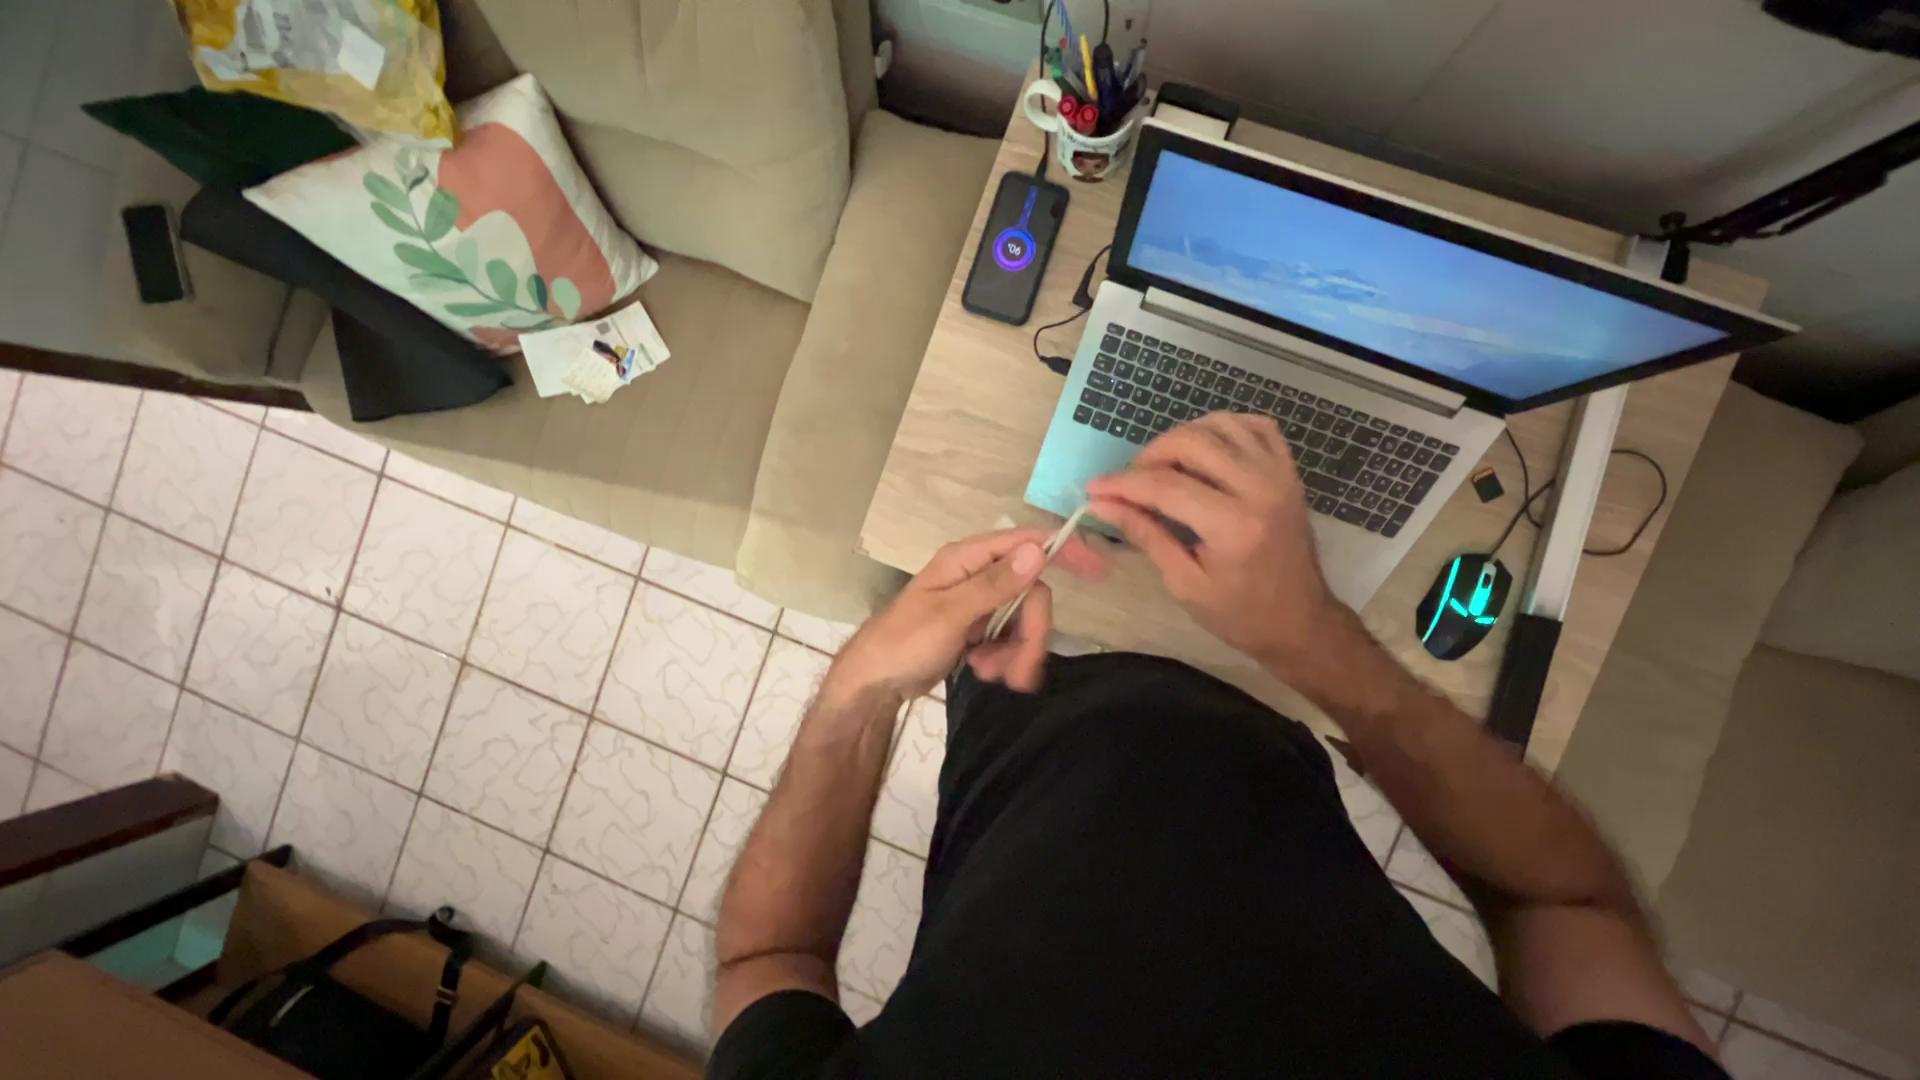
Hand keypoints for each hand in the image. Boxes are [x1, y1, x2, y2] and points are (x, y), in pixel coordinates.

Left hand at [822, 527, 1108, 704]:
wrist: (874, 683)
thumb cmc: (903, 643)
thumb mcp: (950, 615)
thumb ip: (994, 585)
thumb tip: (1037, 551)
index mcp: (967, 560)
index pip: (1025, 543)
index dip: (1063, 552)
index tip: (1098, 570)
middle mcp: (976, 574)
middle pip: (1029, 593)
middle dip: (1031, 633)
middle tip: (1021, 672)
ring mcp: (977, 602)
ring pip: (1022, 618)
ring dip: (1017, 651)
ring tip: (995, 676)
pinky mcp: (977, 628)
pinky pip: (1008, 636)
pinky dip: (1005, 657)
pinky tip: (985, 672)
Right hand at [1086, 413, 1341, 674]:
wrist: (1301, 621)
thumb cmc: (1239, 614)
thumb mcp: (1184, 583)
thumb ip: (1145, 535)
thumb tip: (1102, 504)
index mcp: (1233, 526)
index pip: (1165, 486)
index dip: (1123, 484)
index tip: (1094, 488)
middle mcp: (1260, 488)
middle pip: (1191, 443)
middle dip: (1149, 456)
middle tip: (1129, 482)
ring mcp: (1279, 474)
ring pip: (1221, 424)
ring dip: (1183, 437)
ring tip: (1162, 465)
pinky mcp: (1289, 471)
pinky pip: (1255, 427)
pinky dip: (1223, 428)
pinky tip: (1204, 450)